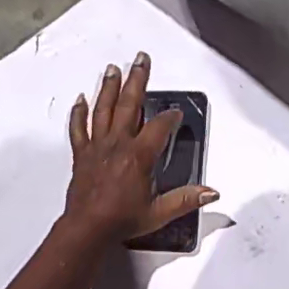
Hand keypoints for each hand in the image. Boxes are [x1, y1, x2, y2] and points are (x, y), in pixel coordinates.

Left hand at [63, 52, 216, 244]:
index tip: (176, 113)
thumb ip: (185, 200)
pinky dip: (79, 112)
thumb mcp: (159, 213)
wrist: (88, 228)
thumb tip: (209, 193)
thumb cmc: (119, 220)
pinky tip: (81, 99)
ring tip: (114, 69)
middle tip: (141, 60)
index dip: (170, 117)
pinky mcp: (82, 156)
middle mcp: (117, 145)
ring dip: (109, 87)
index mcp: (138, 156)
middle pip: (128, 104)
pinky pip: (79, 128)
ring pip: (103, 109)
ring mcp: (97, 148)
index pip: (159, 127)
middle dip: (137, 80)